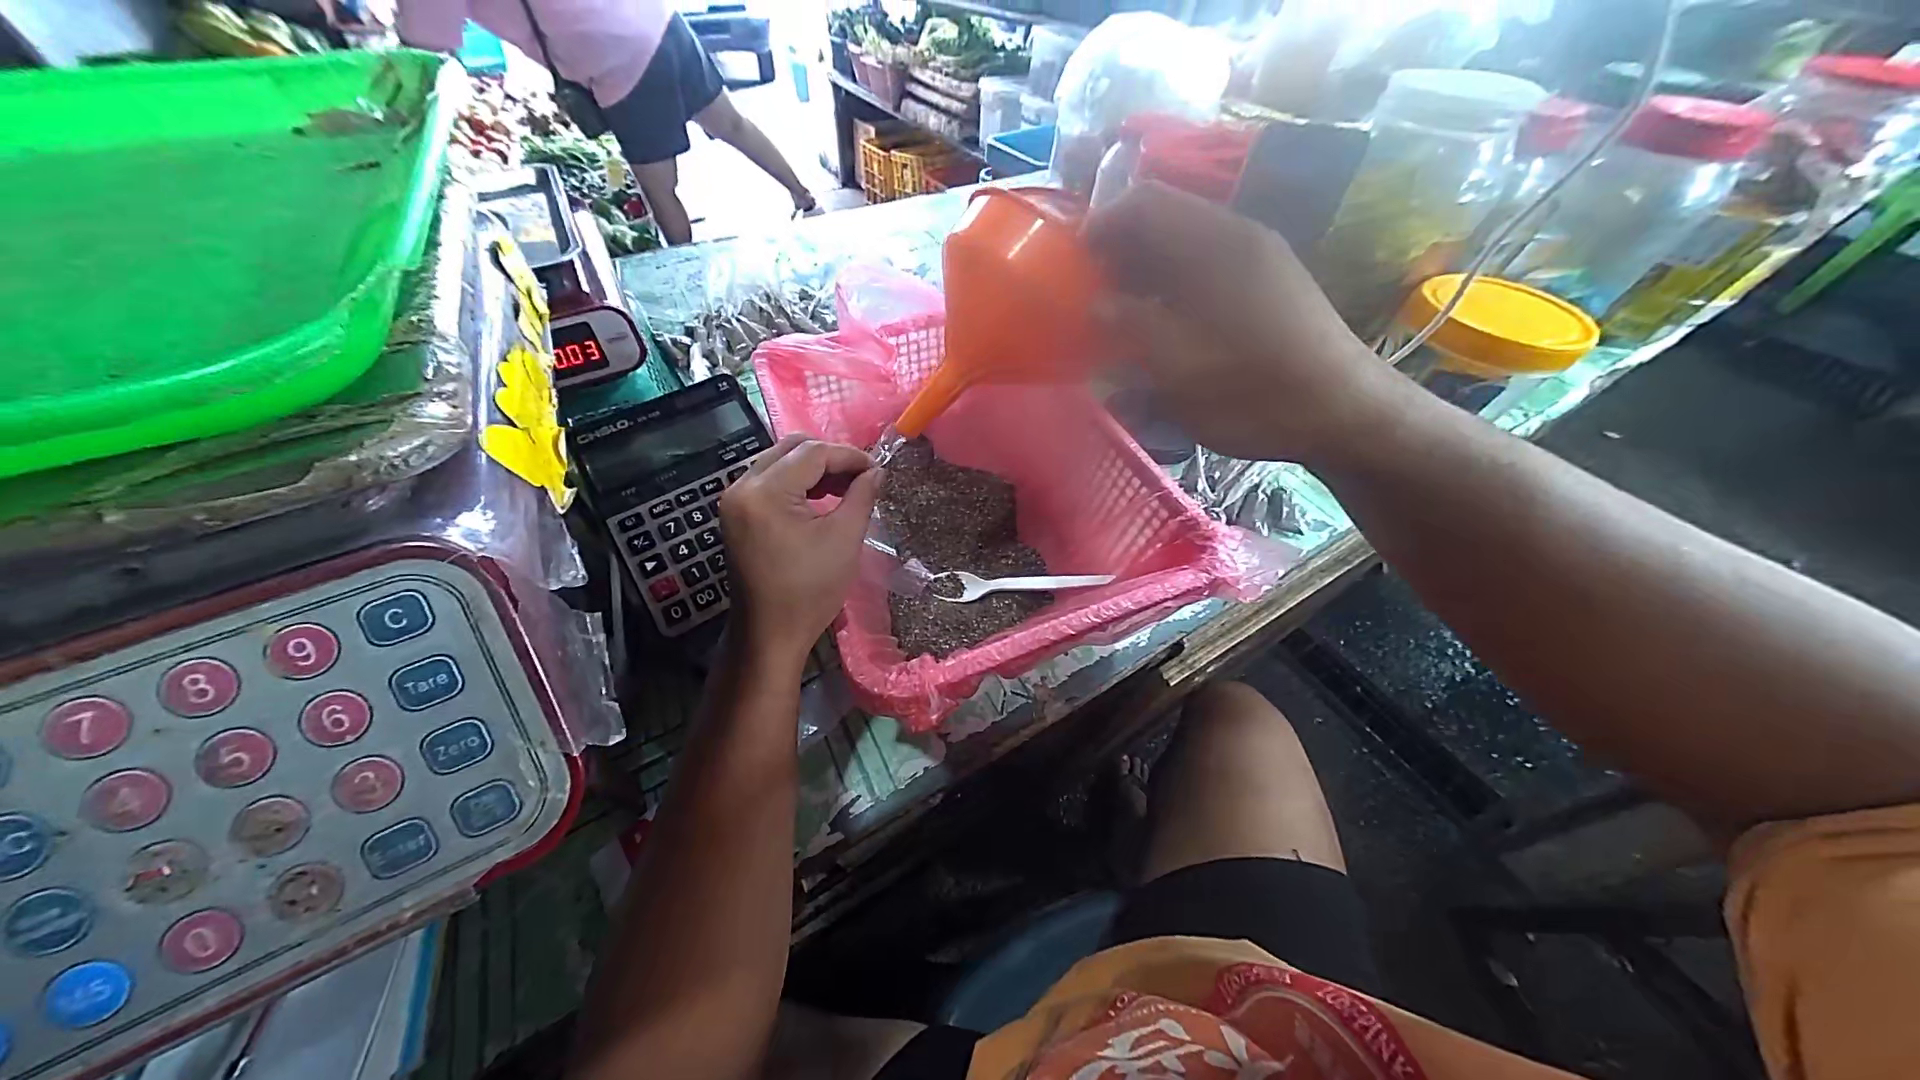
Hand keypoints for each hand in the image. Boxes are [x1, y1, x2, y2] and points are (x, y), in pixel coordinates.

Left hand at [717, 434, 882, 663]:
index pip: (813, 453)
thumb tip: (876, 471)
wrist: (768, 634)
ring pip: (780, 461)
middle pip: (792, 448)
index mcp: (766, 493)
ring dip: (814, 468)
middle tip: (862, 477)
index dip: (850, 456)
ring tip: (847, 487)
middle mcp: (742, 487)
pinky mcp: (736, 514)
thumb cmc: (809, 591)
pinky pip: (770, 481)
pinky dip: (797, 482)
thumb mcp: (844, 539)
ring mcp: (735, 500)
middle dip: (831, 457)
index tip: (878, 470)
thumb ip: (862, 496)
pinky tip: (822, 498)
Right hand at [1083, 182, 1410, 464]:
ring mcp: (1258, 262)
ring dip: (1145, 275)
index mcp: (1216, 242)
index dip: (1100, 224)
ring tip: (1119, 317)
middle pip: (1165, 221)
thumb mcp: (1179, 366)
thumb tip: (1097, 303)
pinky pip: (1206, 271)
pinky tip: (1163, 329)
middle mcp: (1239, 238)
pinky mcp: (1267, 288)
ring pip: (1184, 248)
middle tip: (1089, 296)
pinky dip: (1173, 291)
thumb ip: (1131, 325)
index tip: (1071, 265)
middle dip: (1119, 253)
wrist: (1346, 414)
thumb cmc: (1256, 391)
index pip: (1145, 201)